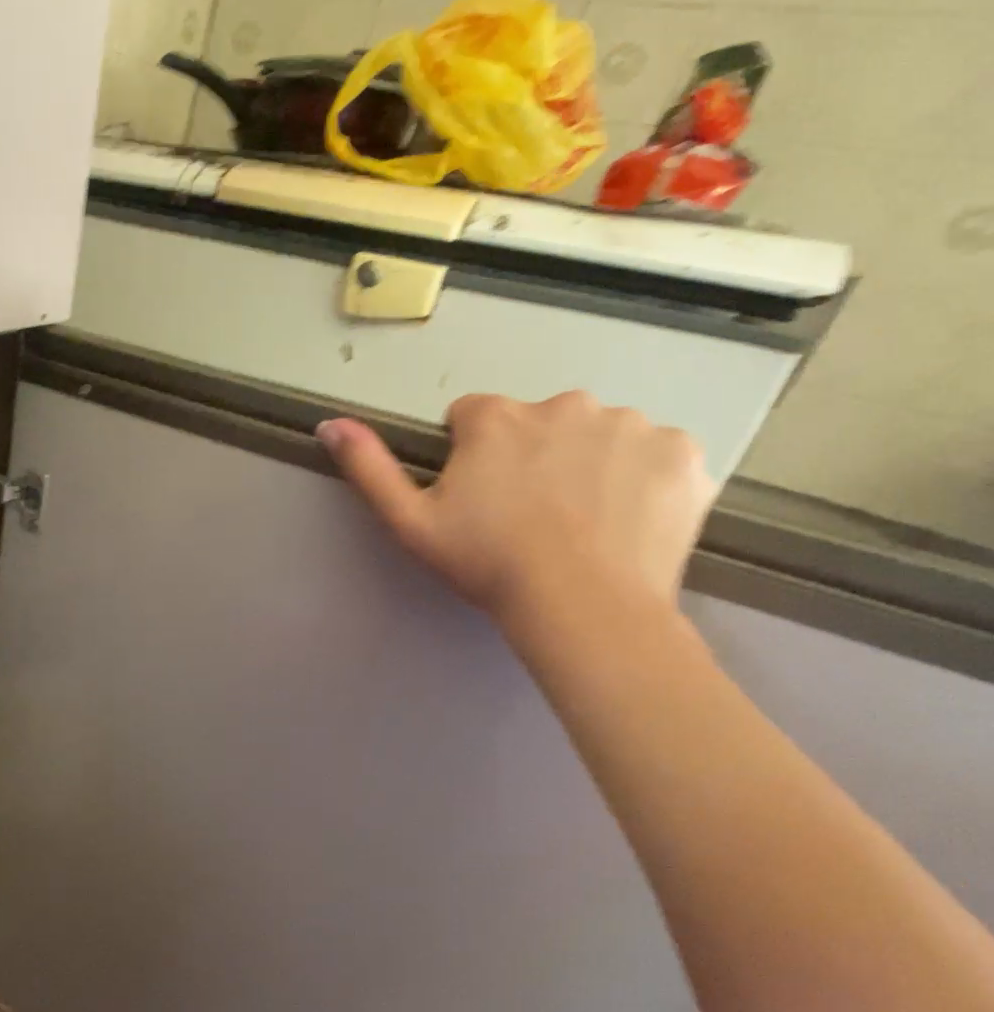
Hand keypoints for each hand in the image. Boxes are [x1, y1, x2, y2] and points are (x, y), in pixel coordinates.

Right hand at [317, 391, 716, 619]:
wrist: (584, 607)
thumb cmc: (489, 564)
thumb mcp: (410, 522)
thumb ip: (369, 467)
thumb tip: (330, 423)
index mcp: (497, 418)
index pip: (475, 417)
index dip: (473, 456)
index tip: (481, 498)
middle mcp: (565, 404)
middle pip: (540, 421)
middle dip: (534, 455)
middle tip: (532, 515)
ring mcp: (630, 426)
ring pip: (599, 435)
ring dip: (589, 463)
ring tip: (582, 522)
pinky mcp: (682, 454)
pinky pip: (655, 454)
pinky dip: (643, 478)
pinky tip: (627, 520)